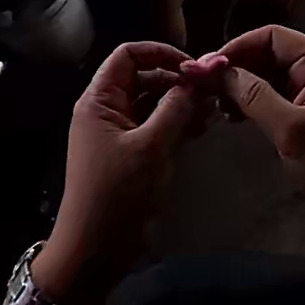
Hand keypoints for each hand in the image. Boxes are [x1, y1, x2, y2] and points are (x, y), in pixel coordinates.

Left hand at [35, 41, 209, 304]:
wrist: (93, 251)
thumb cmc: (116, 195)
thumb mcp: (151, 148)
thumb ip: (176, 109)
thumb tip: (199, 80)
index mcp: (98, 100)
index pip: (128, 55)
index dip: (161, 53)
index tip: (194, 68)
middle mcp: (105, 109)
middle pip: (143, 77)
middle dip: (176, 82)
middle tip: (211, 95)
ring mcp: (116, 132)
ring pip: (151, 102)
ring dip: (179, 104)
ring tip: (209, 114)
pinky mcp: (128, 152)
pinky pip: (153, 126)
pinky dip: (174, 124)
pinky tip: (198, 130)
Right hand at [202, 26, 304, 227]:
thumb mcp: (291, 130)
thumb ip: (254, 97)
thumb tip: (220, 72)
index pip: (272, 36)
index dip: (237, 47)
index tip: (208, 68)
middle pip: (269, 54)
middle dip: (237, 69)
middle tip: (207, 89)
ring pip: (271, 76)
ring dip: (243, 87)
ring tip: (220, 107)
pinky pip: (278, 95)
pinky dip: (256, 103)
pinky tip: (237, 118)